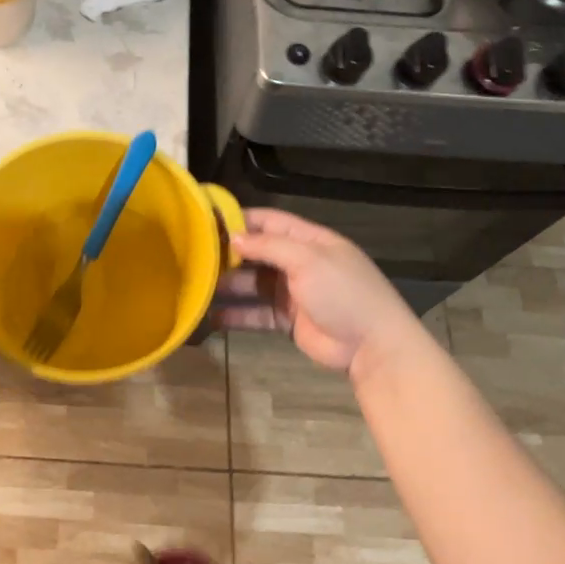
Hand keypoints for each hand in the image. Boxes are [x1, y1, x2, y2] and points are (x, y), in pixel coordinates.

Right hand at [215, 208, 419, 377]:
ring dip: (228, 286)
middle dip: (228, 255)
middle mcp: (299, 262)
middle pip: (257, 253)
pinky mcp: (288, 320)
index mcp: (309, 240)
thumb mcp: (308, 260)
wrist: (371, 344)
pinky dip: (236, 315)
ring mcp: (293, 292)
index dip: (240, 219)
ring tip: (197, 287)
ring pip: (253, 285)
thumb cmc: (342, 292)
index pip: (269, 221)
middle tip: (194, 257)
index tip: (207, 221)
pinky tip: (211, 318)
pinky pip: (256, 314)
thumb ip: (270, 246)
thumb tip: (233, 236)